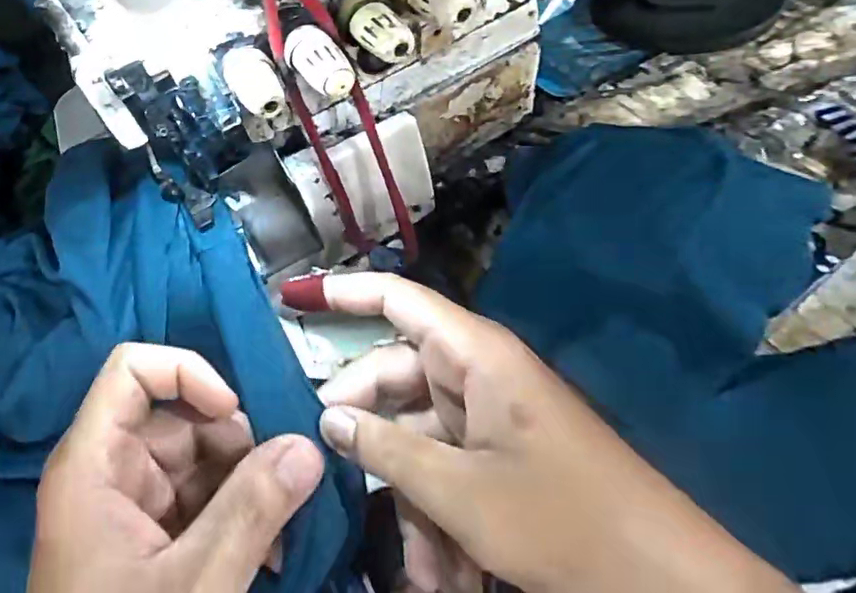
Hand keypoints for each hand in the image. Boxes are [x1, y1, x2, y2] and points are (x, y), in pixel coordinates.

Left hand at [30, 343, 326, 592]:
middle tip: (281, 483)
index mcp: (92, 460)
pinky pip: (194, 500)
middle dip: (232, 442)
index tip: (235, 411)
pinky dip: (232, 515)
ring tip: (283, 530)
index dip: (184, 373)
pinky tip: (269, 552)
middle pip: (172, 415)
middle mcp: (105, 468)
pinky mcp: (144, 538)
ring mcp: (125, 504)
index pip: (131, 369)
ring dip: (242, 484)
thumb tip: (307, 446)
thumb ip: (251, 512)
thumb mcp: (194, 584)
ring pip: (192, 459)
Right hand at [309, 273, 794, 592]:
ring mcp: (491, 418)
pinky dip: (437, 516)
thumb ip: (385, 448)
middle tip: (328, 463)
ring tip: (416, 571)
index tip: (292, 297)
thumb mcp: (461, 492)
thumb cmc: (563, 521)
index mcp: (472, 354)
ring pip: (419, 438)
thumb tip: (328, 417)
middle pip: (395, 379)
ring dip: (408, 498)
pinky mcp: (504, 458)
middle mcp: (477, 374)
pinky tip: (440, 576)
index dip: (341, 292)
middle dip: (368, 433)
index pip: (394, 298)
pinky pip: (449, 470)